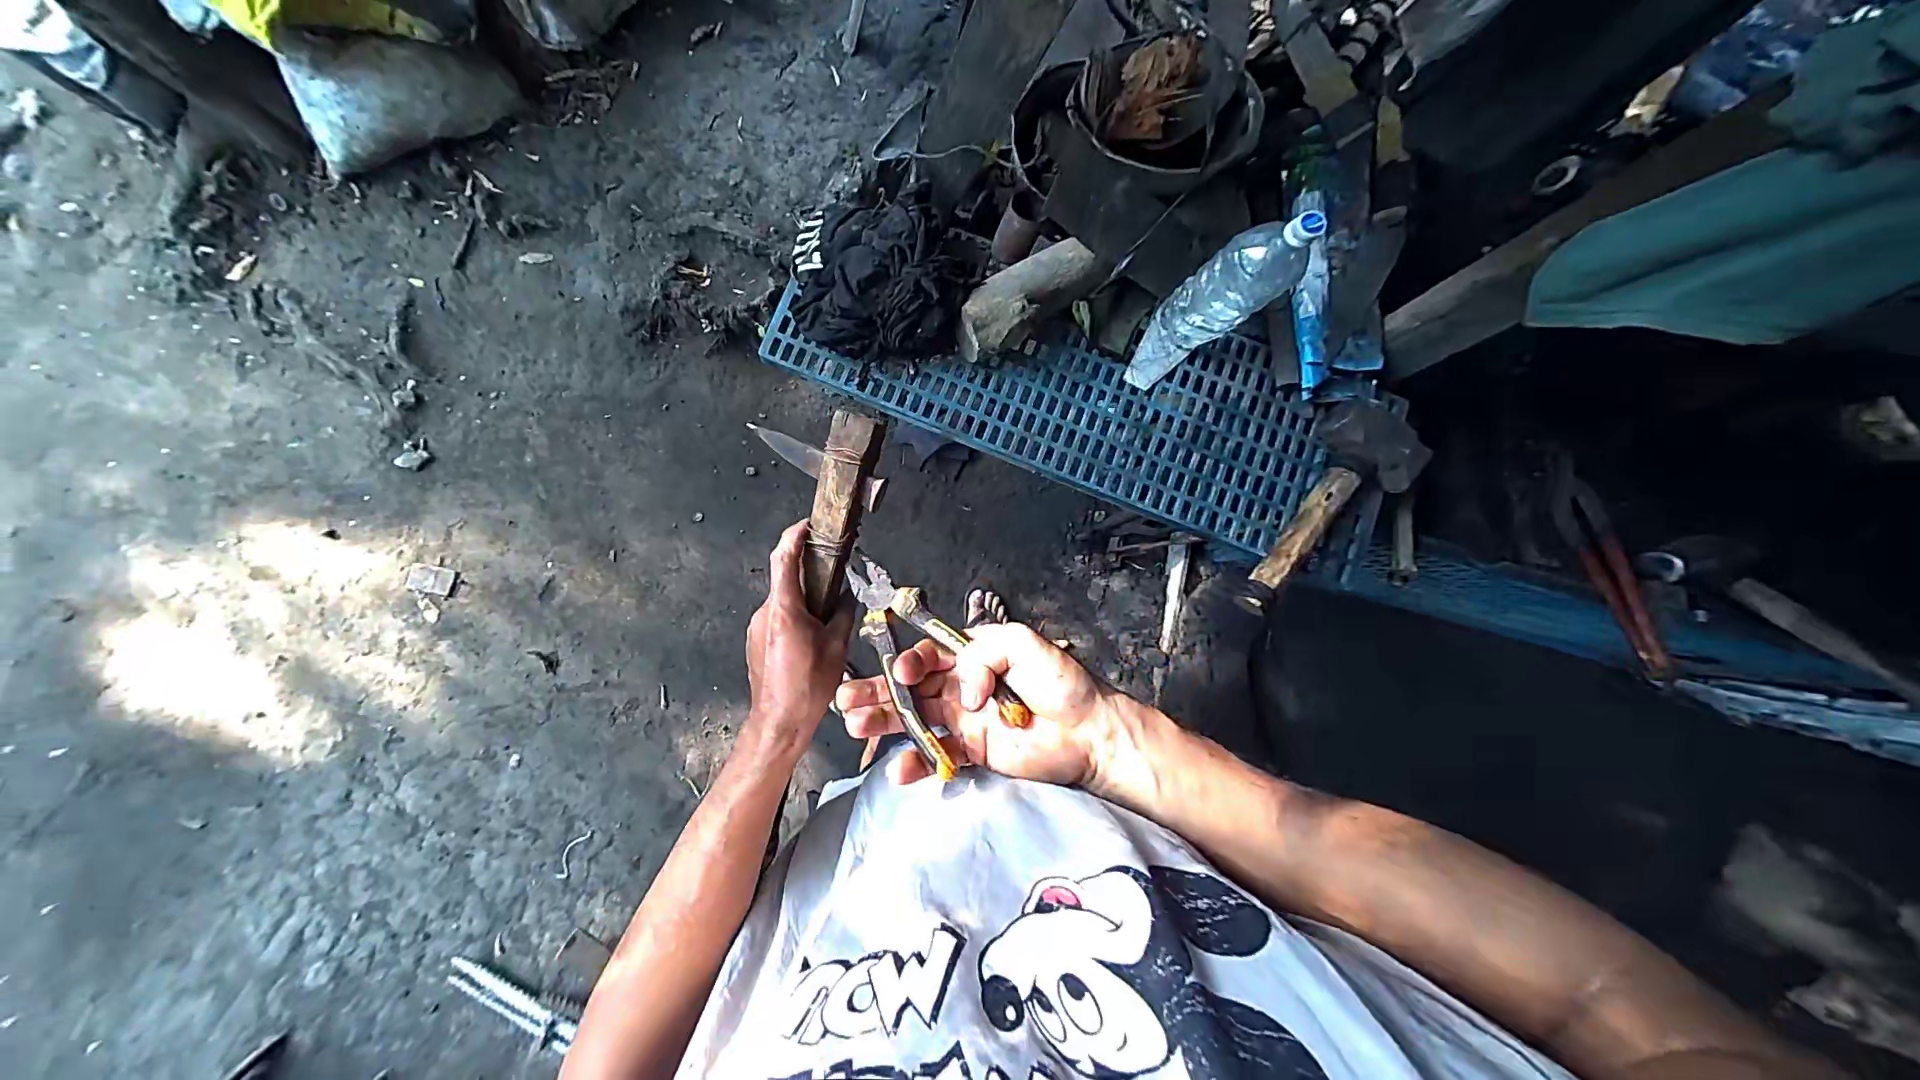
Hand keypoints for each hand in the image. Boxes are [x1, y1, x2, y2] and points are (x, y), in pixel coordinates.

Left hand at [745, 520, 855, 753]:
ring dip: (802, 602)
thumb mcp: (837, 646)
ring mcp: (756, 627)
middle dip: (808, 576)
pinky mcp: (755, 639)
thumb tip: (846, 598)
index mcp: (785, 610)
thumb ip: (843, 614)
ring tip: (824, 622)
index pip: (785, 557)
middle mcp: (765, 614)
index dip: (795, 535)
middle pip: (785, 579)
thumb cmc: (806, 689)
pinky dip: (793, 618)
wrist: (779, 720)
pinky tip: (809, 639)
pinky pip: (776, 618)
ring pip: (782, 601)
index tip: (807, 525)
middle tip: (831, 581)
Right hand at [835, 622, 1128, 787]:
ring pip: (914, 718)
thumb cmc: (1061, 681)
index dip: (909, 662)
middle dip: (878, 690)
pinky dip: (916, 762)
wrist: (1089, 731)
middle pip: (910, 687)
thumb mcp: (1024, 643)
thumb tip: (962, 690)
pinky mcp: (972, 752)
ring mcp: (964, 721)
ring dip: (884, 721)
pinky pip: (936, 756)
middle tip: (847, 698)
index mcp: (971, 656)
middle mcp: (961, 686)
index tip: (900, 672)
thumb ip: (984, 653)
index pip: (929, 656)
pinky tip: (898, 768)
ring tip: (854, 724)